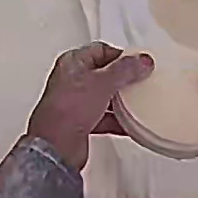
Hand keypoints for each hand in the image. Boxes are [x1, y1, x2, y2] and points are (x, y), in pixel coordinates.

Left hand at [26, 43, 153, 169]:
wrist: (56, 147)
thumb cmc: (66, 110)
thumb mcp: (102, 83)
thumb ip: (125, 70)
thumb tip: (141, 61)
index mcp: (72, 62)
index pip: (101, 50)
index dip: (121, 55)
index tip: (138, 62)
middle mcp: (71, 80)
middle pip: (104, 74)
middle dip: (123, 79)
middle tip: (140, 80)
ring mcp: (75, 103)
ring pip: (104, 96)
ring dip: (121, 101)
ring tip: (137, 102)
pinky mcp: (80, 123)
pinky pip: (103, 117)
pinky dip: (117, 120)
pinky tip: (129, 124)